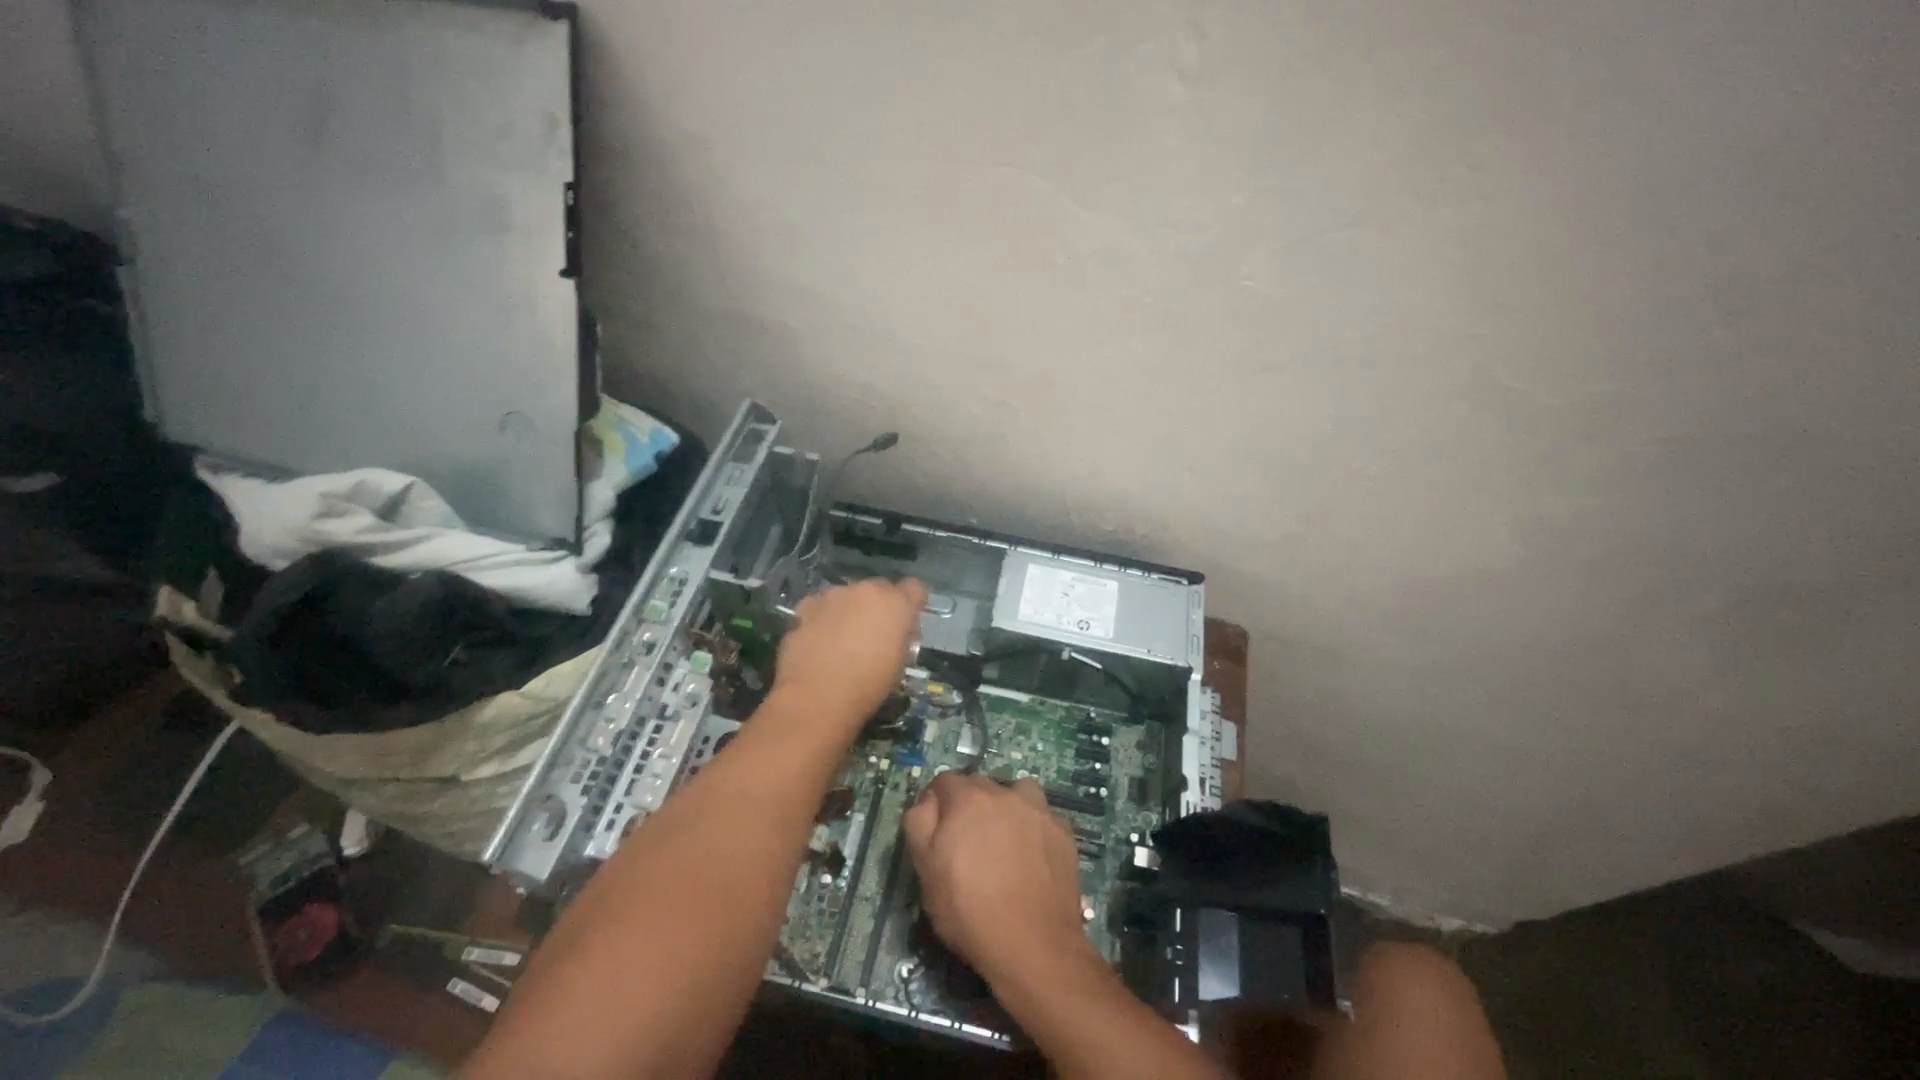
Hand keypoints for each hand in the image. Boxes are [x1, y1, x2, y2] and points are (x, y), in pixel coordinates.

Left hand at [770, 578, 927, 727]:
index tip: (907, 623)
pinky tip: (819, 641)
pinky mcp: (807, 606)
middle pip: (879, 589)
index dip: (913, 603)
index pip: (915, 588)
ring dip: (850, 610)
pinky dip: (823, 618)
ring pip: (848, 596)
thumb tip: (894, 633)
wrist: (818, 695)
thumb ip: (900, 638)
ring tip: (842, 640)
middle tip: (874, 636)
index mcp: (896, 604)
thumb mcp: (900, 664)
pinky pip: (821, 606)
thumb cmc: (869, 685)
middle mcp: (866, 591)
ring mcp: (833, 595)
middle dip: (880, 607)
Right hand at [903, 772, 1094, 985]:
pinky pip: (1042, 818)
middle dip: (970, 805)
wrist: (1033, 943)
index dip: (937, 804)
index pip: (945, 781)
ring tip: (1004, 842)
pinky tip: (1032, 858)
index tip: (937, 832)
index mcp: (968, 799)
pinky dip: (1034, 829)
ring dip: (1007, 808)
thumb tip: (928, 802)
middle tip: (968, 844)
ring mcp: (1040, 812)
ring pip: (1018, 794)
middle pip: (981, 786)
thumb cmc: (968, 909)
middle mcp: (1006, 794)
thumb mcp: (924, 869)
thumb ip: (920, 824)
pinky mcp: (1064, 833)